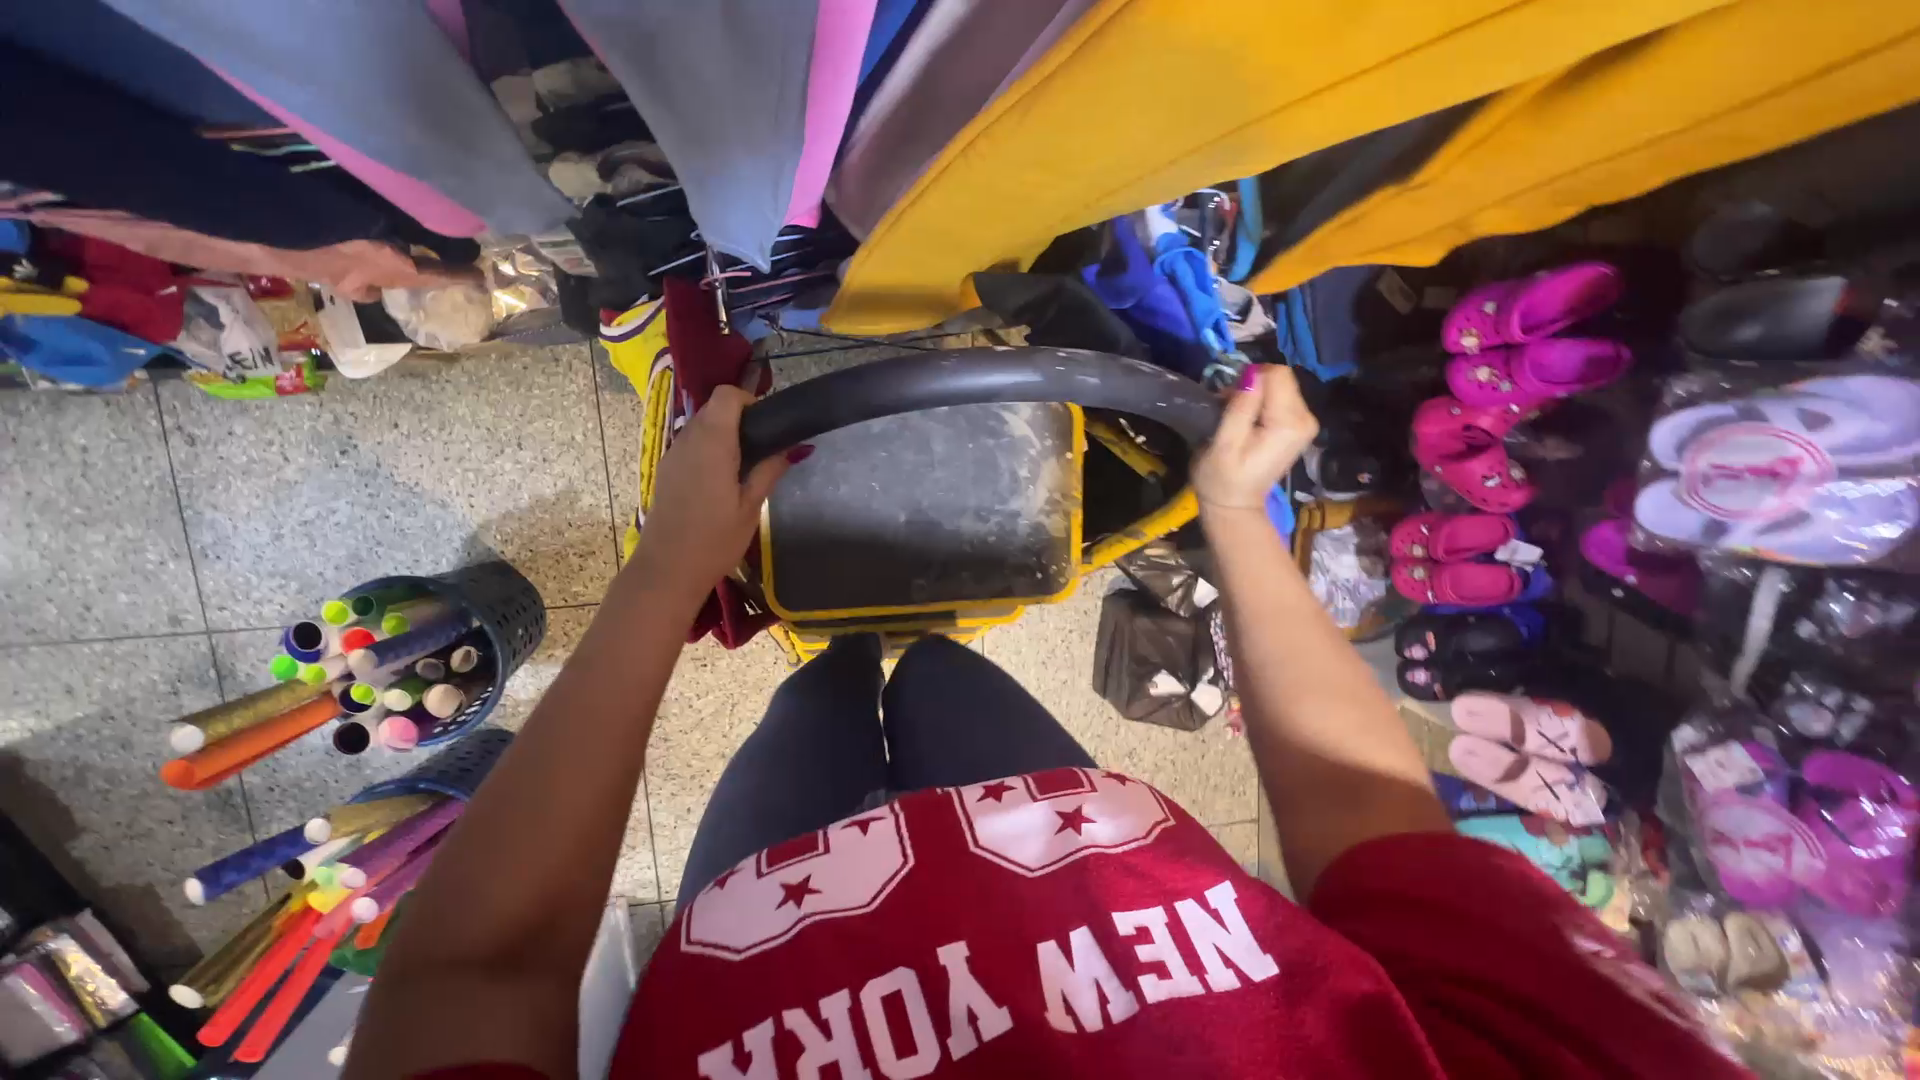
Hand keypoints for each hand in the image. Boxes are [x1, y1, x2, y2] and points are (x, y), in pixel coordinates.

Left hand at [629, 384, 802, 601]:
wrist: (667, 569)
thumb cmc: (714, 540)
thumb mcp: (751, 507)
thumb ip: (770, 471)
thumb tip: (795, 447)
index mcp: (712, 442)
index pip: (727, 395)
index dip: (749, 401)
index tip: (768, 425)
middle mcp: (688, 439)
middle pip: (714, 408)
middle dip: (740, 418)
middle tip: (764, 449)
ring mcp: (673, 454)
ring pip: (700, 426)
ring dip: (724, 435)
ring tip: (746, 467)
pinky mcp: (667, 470)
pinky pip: (691, 445)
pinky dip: (709, 450)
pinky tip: (722, 481)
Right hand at [1193, 364, 1317, 515]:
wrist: (1235, 505)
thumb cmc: (1222, 478)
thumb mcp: (1224, 444)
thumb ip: (1240, 408)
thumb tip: (1251, 376)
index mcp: (1289, 424)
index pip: (1277, 375)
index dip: (1250, 380)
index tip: (1230, 399)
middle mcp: (1306, 419)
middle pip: (1281, 378)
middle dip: (1253, 387)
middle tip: (1230, 408)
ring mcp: (1305, 423)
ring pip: (1280, 386)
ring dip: (1255, 396)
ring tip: (1236, 417)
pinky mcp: (1298, 425)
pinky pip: (1281, 398)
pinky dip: (1261, 404)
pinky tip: (1247, 422)